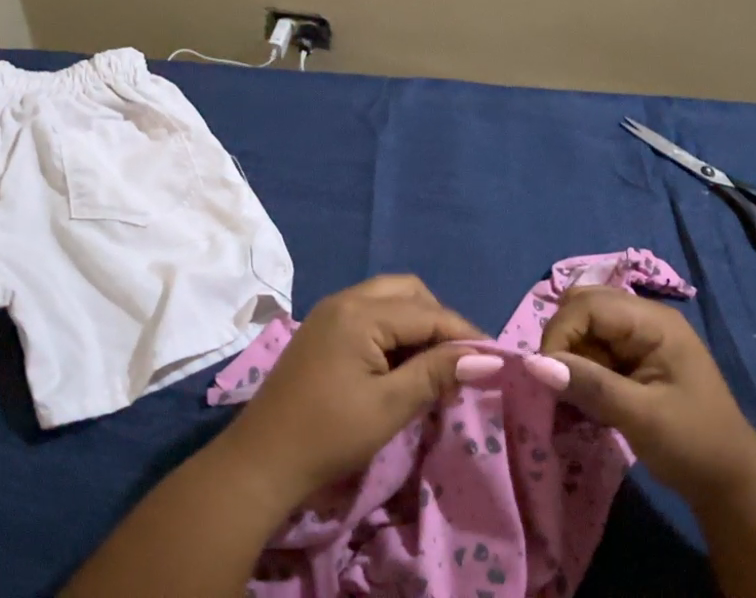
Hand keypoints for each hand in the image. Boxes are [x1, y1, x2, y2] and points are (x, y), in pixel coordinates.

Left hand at [220, 275, 487, 501]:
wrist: (261, 462)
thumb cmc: (329, 434)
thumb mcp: (390, 406)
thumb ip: (438, 373)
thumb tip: (489, 358)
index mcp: (360, 312)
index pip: (428, 313)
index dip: (465, 335)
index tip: (495, 361)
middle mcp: (345, 300)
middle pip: (408, 293)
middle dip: (439, 321)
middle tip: (459, 362)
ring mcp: (329, 314)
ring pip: (389, 301)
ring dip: (417, 325)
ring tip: (435, 366)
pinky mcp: (322, 332)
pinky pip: (370, 315)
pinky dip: (394, 331)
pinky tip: (403, 366)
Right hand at [536, 286, 755, 497]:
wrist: (729, 481)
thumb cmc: (692, 444)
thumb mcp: (640, 416)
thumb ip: (588, 385)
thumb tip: (533, 364)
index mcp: (654, 322)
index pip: (589, 305)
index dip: (560, 332)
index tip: (547, 374)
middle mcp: (644, 319)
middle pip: (584, 305)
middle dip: (563, 339)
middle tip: (558, 380)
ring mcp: (639, 338)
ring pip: (584, 327)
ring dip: (570, 355)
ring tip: (571, 391)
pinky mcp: (632, 359)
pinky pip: (593, 348)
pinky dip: (579, 368)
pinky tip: (583, 396)